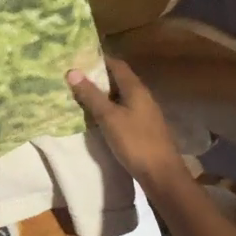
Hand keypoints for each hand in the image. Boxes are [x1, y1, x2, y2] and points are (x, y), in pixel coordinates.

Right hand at [67, 59, 186, 189]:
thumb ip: (91, 95)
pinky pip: (123, 111)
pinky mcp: (143, 128)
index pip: (116, 65)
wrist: (162, 175)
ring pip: (120, 97)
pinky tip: (96, 118)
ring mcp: (145, 113)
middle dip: (97, 78)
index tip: (78, 60)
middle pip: (118, 80)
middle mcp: (142, 96)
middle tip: (74, 80)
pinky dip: (109, 110)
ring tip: (79, 97)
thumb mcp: (109, 117)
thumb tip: (73, 71)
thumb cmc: (135, 142)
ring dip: (102, 96)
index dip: (98, 60)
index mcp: (136, 89)